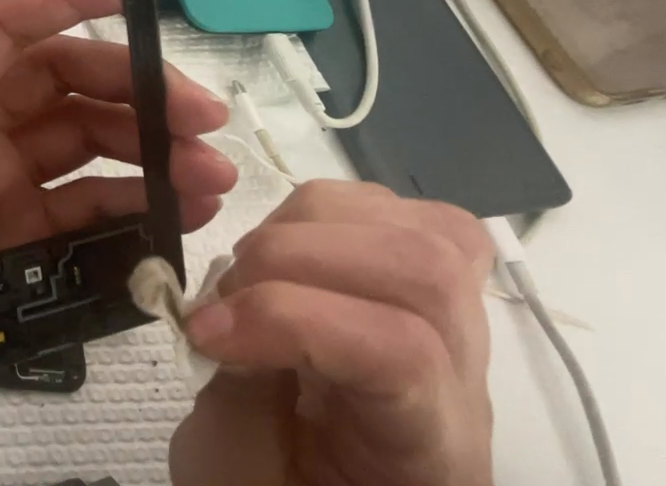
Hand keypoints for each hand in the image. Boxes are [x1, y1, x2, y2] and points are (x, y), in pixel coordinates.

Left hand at [0, 0, 237, 456]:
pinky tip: (185, 218)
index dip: (62, 0)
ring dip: (151, 145)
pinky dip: (140, 207)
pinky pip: (90, 212)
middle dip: (132, 84)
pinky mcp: (19, 247)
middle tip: (204, 115)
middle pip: (60, 84)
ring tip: (214, 174)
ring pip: (86, 143)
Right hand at [171, 180, 495, 485]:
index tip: (202, 335)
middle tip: (223, 295)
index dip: (286, 319)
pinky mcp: (414, 278)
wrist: (309, 478)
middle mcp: (463, 379)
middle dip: (288, 255)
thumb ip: (234, 398)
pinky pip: (393, 208)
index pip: (401, 352)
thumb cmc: (272, 484)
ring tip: (246, 272)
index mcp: (426, 450)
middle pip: (422, 268)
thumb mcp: (237, 473)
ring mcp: (450, 321)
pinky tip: (278, 251)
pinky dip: (316, 210)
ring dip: (296, 226)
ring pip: (409, 223)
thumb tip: (218, 316)